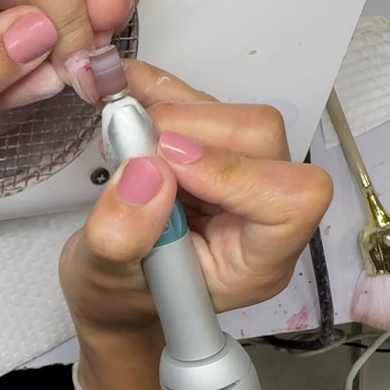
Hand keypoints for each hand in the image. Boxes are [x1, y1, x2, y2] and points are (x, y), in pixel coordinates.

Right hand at [59, 62, 331, 345]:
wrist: (112, 292)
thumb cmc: (116, 298)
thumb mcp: (102, 281)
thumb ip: (120, 238)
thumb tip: (144, 171)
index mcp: (254, 261)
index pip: (288, 201)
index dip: (231, 170)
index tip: (162, 164)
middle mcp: (260, 213)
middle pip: (262, 141)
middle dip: (191, 129)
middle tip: (127, 140)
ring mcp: (240, 176)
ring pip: (234, 116)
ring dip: (174, 108)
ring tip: (119, 124)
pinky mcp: (212, 150)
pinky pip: (202, 104)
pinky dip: (162, 92)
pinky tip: (126, 91)